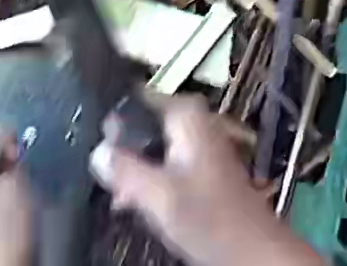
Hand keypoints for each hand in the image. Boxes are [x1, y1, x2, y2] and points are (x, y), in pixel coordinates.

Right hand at [89, 95, 320, 265]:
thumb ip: (126, 170)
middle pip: (141, 121)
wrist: (253, 249)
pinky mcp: (198, 160)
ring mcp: (196, 137)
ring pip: (151, 142)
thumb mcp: (160, 196)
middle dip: (121, 147)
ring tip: (119, 195)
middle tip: (105, 175)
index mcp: (183, 111)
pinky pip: (163, 157)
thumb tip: (96, 150)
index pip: (135, 97)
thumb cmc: (209, 216)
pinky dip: (148, 175)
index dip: (112, 119)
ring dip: (133, 166)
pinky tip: (136, 200)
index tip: (93, 141)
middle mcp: (191, 115)